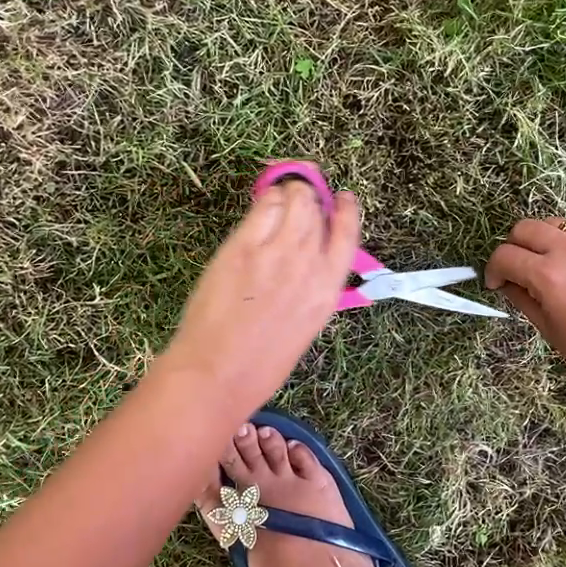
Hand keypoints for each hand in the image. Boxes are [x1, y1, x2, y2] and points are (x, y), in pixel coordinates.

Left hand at [160, 181, 360, 413]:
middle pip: (317, 211)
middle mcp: (309, 265)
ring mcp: (277, 252)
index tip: (341, 198)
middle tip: (296, 198)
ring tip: (277, 198)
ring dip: (288, 193)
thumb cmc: (259, 364)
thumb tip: (304, 262)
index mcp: (328, 290)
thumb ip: (309, 289)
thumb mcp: (303, 327)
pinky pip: (263, 207)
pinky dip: (265, 200)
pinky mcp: (244, 246)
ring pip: (293, 200)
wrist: (218, 372)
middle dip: (309, 199)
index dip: (344, 210)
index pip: (347, 234)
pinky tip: (260, 206)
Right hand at [485, 219, 565, 386]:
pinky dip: (565, 243)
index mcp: (548, 275)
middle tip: (516, 270)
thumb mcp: (548, 328)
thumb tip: (507, 282)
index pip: (505, 256)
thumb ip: (522, 298)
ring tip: (544, 264)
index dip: (493, 270)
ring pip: (552, 224)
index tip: (496, 283)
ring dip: (539, 240)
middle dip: (513, 247)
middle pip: (524, 228)